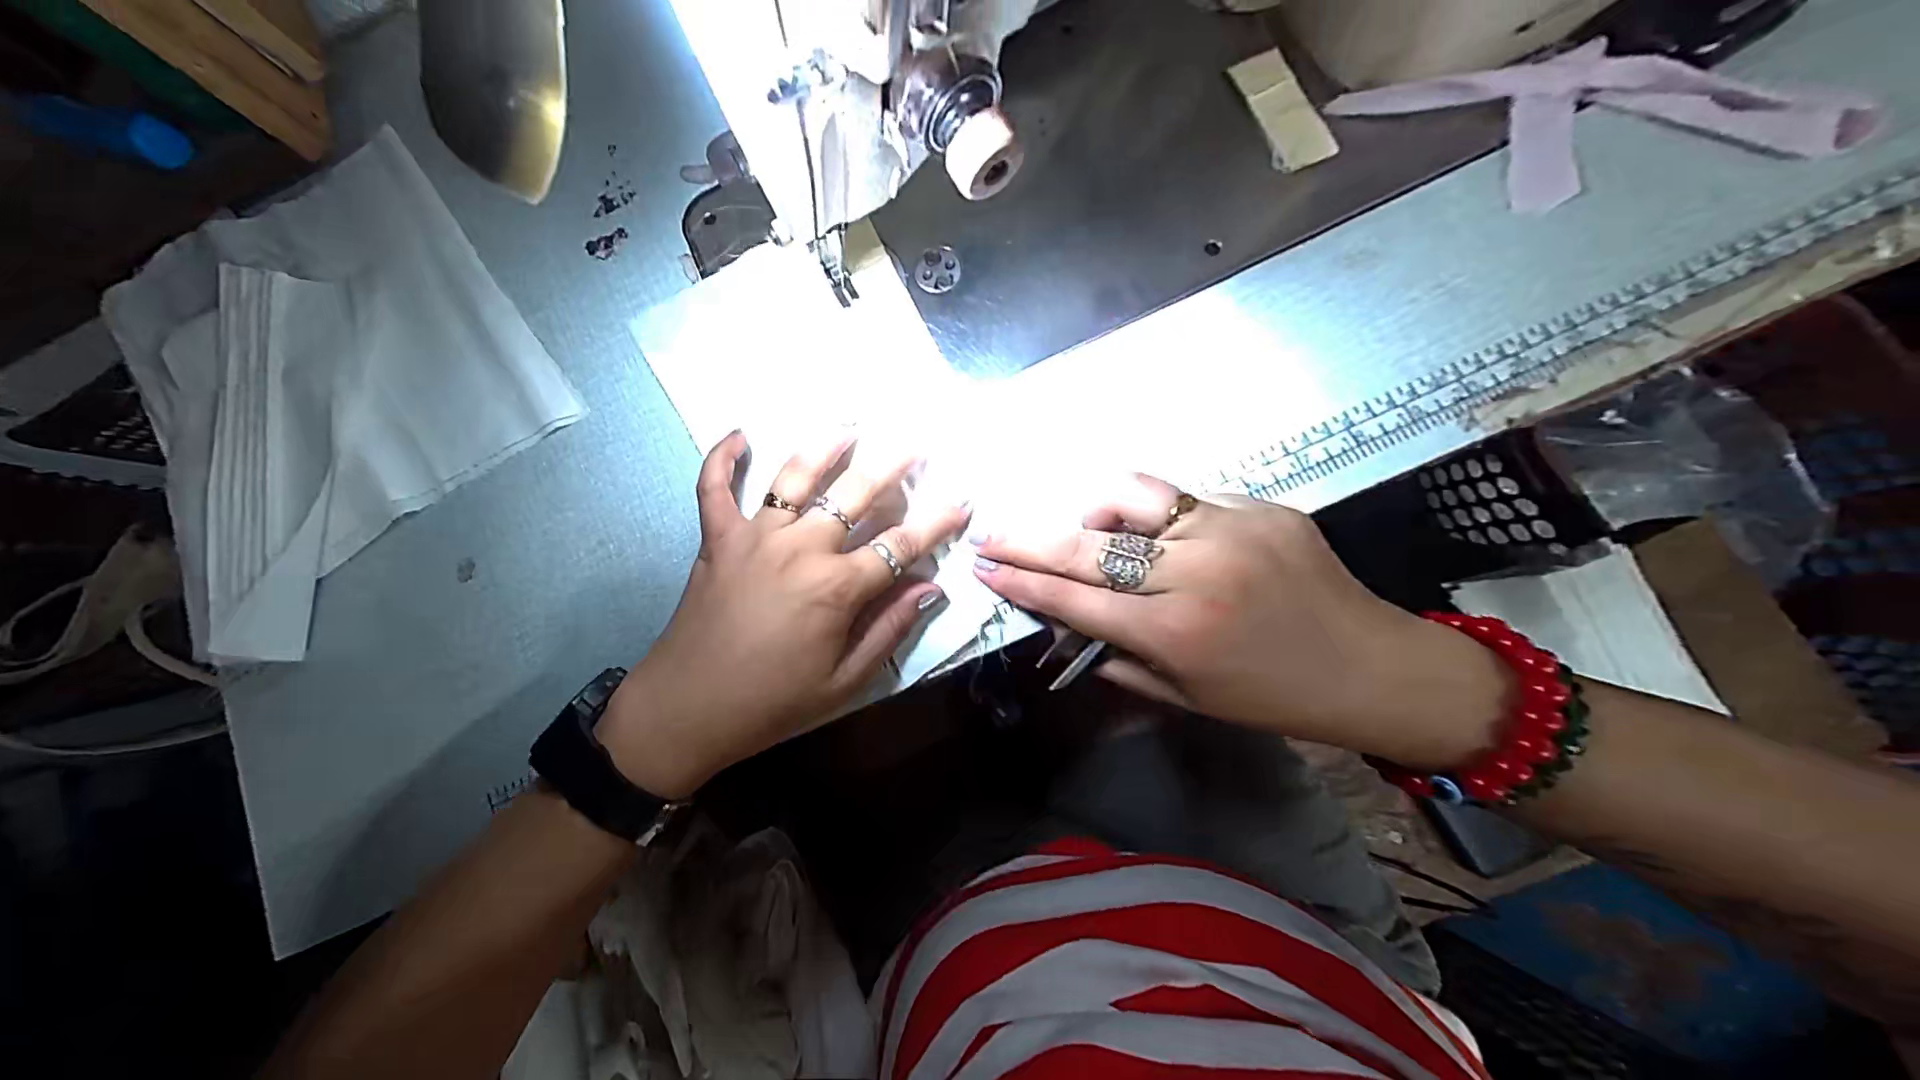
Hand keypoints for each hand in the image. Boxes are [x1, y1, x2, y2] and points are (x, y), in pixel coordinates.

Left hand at [598, 431, 969, 798]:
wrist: (687, 709)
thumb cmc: (772, 702)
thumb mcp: (845, 680)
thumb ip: (890, 629)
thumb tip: (931, 588)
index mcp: (836, 587)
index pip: (900, 546)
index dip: (936, 525)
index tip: (962, 505)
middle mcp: (800, 549)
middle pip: (855, 495)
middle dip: (891, 468)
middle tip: (914, 446)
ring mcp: (754, 537)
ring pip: (794, 478)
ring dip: (823, 448)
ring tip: (847, 428)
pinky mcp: (716, 539)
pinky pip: (715, 488)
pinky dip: (723, 459)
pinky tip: (737, 435)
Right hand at [971, 474, 1511, 768]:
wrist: (1371, 666)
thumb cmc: (1270, 697)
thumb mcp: (1184, 695)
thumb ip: (1116, 658)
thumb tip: (1063, 625)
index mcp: (1176, 634)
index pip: (1075, 600)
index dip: (1022, 583)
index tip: (984, 567)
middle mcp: (1197, 574)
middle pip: (1089, 545)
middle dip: (1029, 541)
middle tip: (993, 535)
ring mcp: (1230, 530)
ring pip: (1132, 495)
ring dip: (1094, 511)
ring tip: (1087, 529)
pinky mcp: (1259, 506)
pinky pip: (1185, 498)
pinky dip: (1157, 515)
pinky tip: (1161, 536)